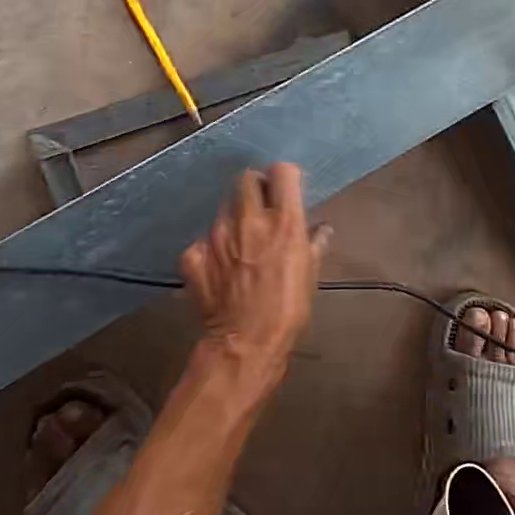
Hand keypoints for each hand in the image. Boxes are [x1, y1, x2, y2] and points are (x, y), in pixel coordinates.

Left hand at [179, 164, 329, 394]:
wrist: (245, 343)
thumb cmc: (288, 309)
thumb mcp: (311, 274)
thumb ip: (314, 244)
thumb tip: (321, 228)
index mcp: (283, 222)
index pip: (283, 172)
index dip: (285, 177)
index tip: (286, 189)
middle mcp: (248, 220)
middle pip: (247, 179)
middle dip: (255, 187)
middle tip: (262, 207)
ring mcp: (216, 235)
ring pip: (224, 207)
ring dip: (235, 216)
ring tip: (241, 241)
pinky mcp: (194, 254)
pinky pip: (204, 239)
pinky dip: (212, 247)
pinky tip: (221, 265)